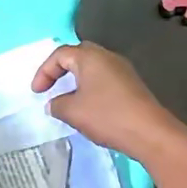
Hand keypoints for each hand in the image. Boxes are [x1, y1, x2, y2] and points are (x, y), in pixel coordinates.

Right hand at [33, 43, 184, 160]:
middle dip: (60, 69)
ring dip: (76, 79)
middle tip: (50, 86)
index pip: (60, 55)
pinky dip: (90, 87)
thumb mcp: (72, 111)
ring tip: (66, 98)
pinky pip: (104, 78)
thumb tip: (54, 103)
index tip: (37, 92)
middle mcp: (107, 57)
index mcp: (90, 57)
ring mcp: (122, 70)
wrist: (150, 132)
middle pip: (78, 55)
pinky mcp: (131, 85)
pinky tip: (88, 106)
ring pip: (92, 67)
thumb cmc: (106, 116)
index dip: (44, 72)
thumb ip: (56, 104)